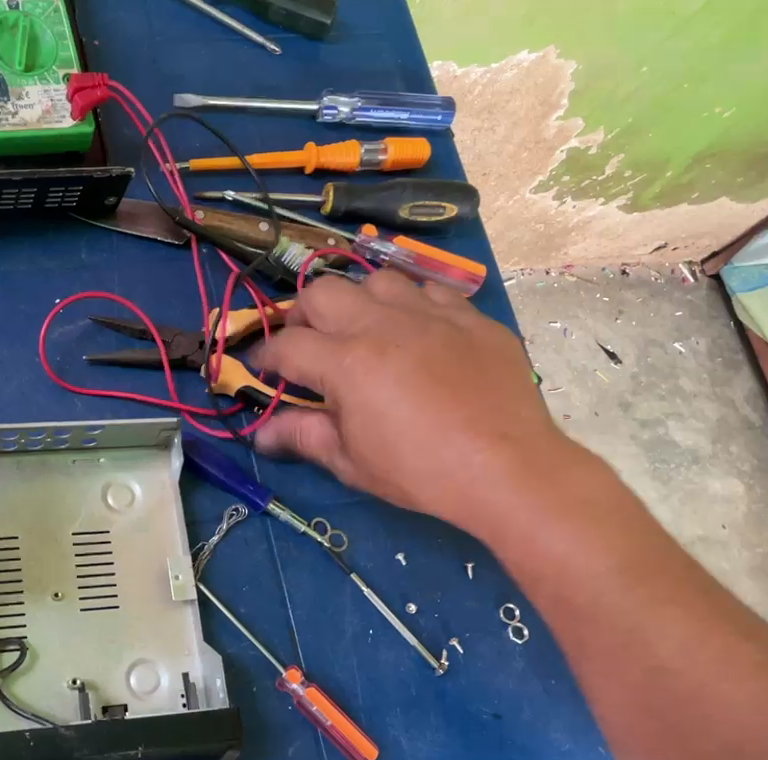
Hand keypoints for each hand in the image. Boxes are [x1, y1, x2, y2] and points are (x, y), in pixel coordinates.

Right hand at [250, 270, 580, 534]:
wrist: (507, 467)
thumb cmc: (418, 471)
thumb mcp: (350, 462)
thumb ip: (303, 436)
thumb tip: (261, 434)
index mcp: (346, 363)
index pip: (287, 346)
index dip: (264, 357)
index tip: (260, 370)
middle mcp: (382, 325)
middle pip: (322, 292)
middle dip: (302, 315)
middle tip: (305, 343)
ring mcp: (430, 314)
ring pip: (376, 280)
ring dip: (356, 301)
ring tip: (360, 329)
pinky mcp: (469, 317)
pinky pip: (429, 291)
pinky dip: (409, 305)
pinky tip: (413, 332)